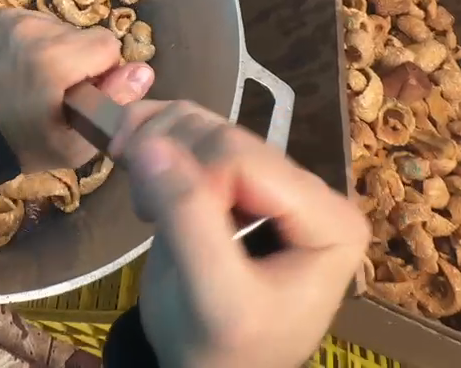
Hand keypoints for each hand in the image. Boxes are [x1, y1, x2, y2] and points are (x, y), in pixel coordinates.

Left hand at [0, 9, 153, 170]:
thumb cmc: (22, 143)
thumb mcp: (75, 143)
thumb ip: (114, 105)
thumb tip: (145, 70)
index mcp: (53, 58)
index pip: (108, 44)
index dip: (103, 72)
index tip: (83, 95)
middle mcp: (33, 27)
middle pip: (84, 34)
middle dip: (80, 60)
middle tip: (57, 91)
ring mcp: (12, 17)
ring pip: (61, 27)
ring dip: (58, 50)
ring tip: (36, 80)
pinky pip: (37, 22)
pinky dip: (36, 42)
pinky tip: (21, 67)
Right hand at [110, 102, 367, 367]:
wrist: (202, 366)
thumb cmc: (220, 345)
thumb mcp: (213, 296)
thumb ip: (189, 219)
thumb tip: (148, 145)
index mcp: (328, 220)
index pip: (244, 158)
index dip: (195, 182)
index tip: (169, 225)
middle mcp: (305, 187)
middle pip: (219, 136)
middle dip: (169, 163)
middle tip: (145, 211)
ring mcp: (265, 172)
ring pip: (197, 120)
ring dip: (151, 147)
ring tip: (145, 203)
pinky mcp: (227, 165)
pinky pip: (182, 118)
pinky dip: (145, 129)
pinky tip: (132, 166)